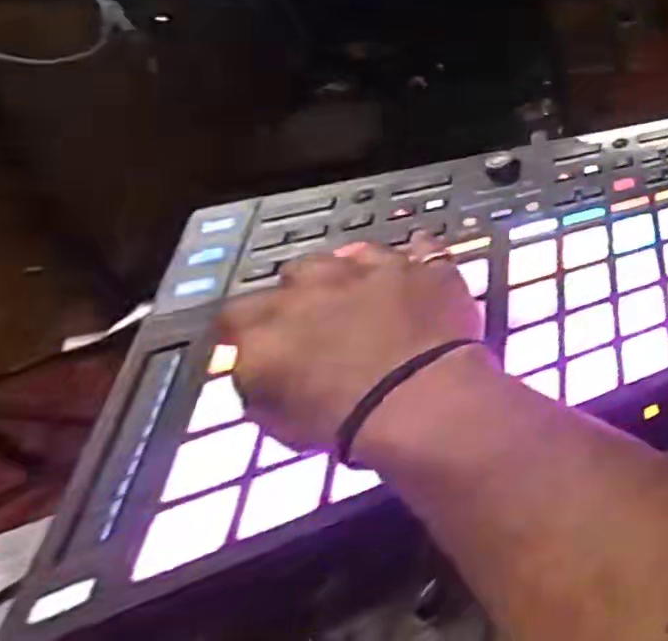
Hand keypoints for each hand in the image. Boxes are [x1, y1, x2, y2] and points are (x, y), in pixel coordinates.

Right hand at [218, 234, 485, 451]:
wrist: (420, 396)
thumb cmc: (343, 420)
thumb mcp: (275, 415)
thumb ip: (259, 377)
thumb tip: (256, 361)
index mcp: (271, 323)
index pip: (240, 312)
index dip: (251, 324)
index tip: (264, 336)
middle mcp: (320, 284)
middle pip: (302, 270)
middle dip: (308, 289)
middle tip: (324, 314)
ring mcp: (379, 269)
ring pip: (359, 252)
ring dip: (359, 268)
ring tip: (371, 288)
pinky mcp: (427, 267)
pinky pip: (425, 248)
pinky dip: (421, 255)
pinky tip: (422, 264)